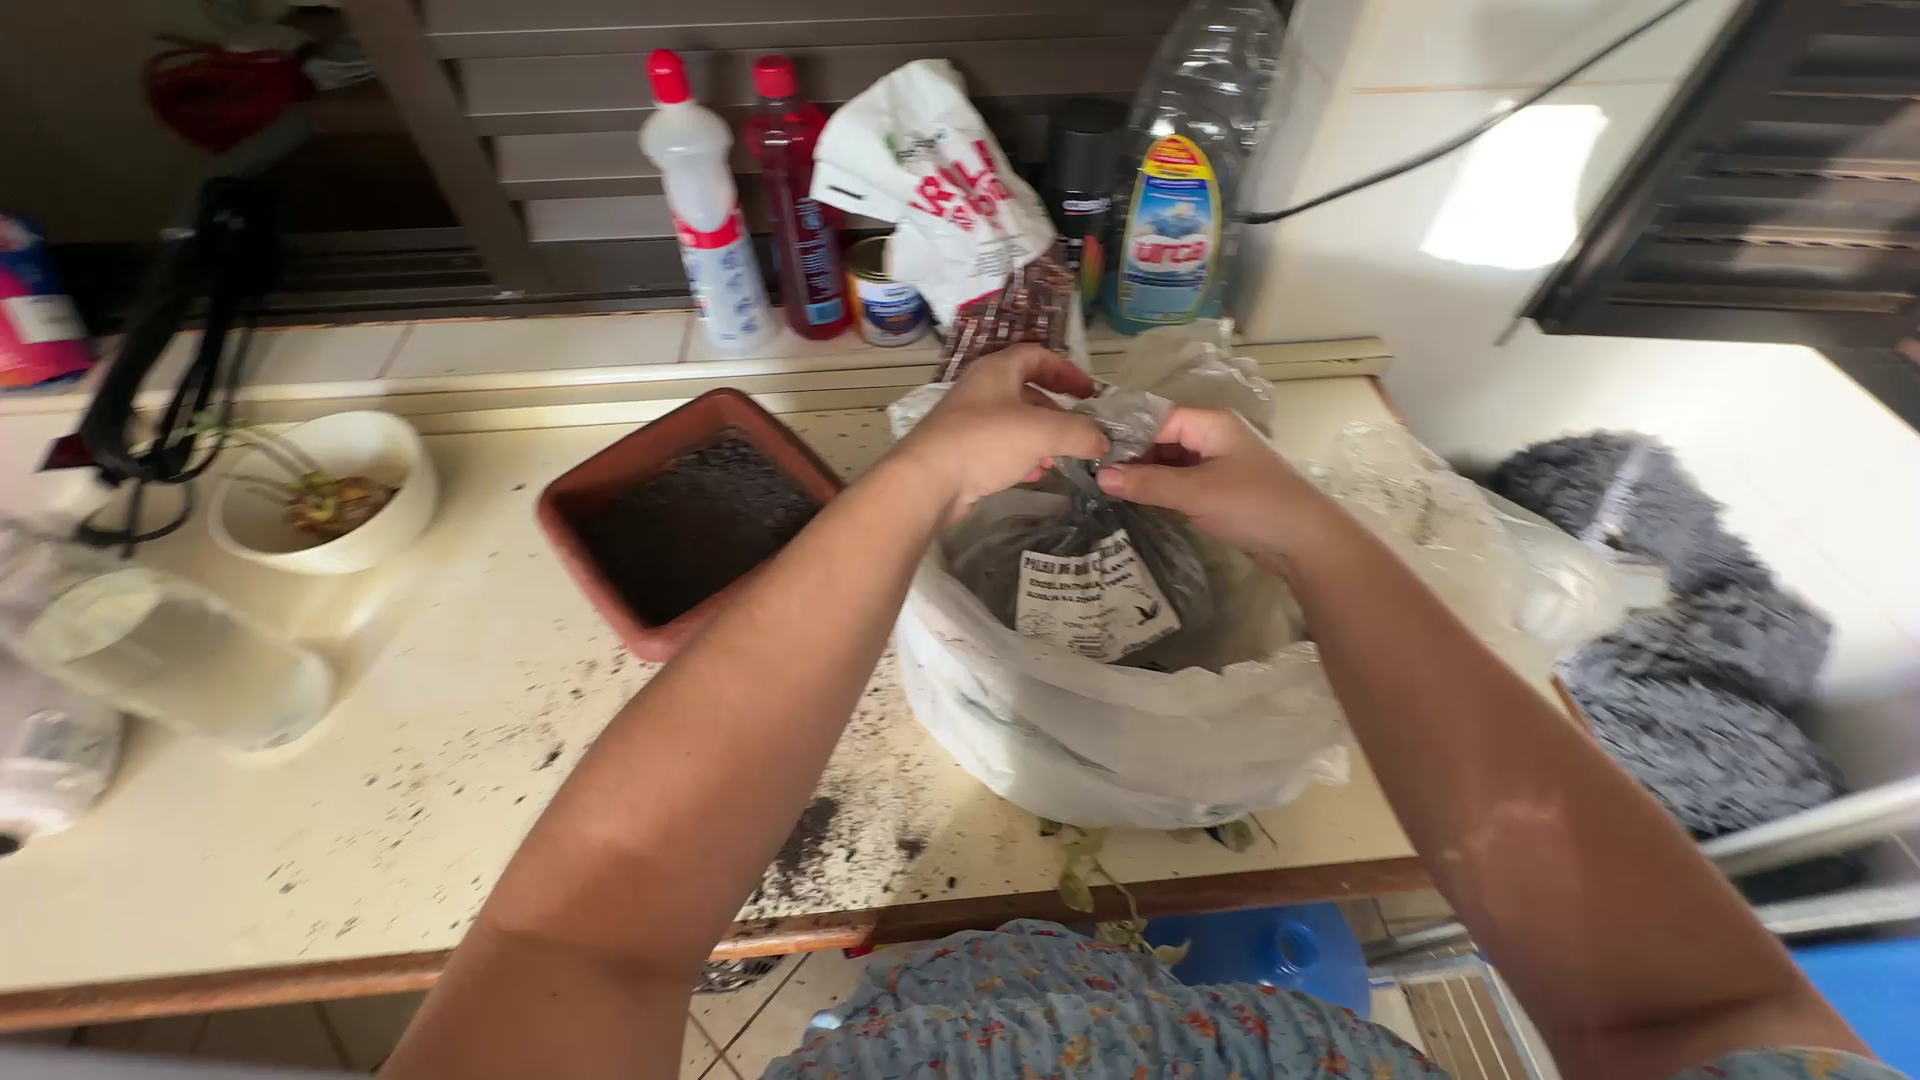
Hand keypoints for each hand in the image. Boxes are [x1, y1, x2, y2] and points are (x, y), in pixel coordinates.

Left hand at [893, 345, 1108, 519]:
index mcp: (997, 371)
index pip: (1037, 356)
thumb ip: (1080, 433)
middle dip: (1056, 411)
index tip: (1089, 392)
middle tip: (1078, 430)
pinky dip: (1021, 457)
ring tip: (1060, 457)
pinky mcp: (961, 452)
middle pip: (1026, 391)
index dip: (1066, 371)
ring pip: (1013, 422)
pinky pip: (999, 448)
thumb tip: (1104, 441)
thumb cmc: (985, 442)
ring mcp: (968, 422)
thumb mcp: (1043, 432)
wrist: (928, 480)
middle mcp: (981, 391)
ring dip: (1040, 438)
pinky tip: (1034, 474)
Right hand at [1095, 406, 1331, 558]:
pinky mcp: (1220, 487)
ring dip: (1145, 473)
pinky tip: (1137, 498)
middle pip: (1161, 437)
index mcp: (1211, 423)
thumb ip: (1147, 484)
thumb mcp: (1195, 493)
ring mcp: (1218, 462)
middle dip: (1132, 455)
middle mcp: (1214, 436)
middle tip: (1095, 473)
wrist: (1307, 542)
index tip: (1091, 451)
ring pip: (1170, 460)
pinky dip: (1161, 487)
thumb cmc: (1254, 505)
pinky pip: (1181, 479)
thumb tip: (1102, 477)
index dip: (1125, 432)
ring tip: (1108, 487)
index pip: (1157, 417)